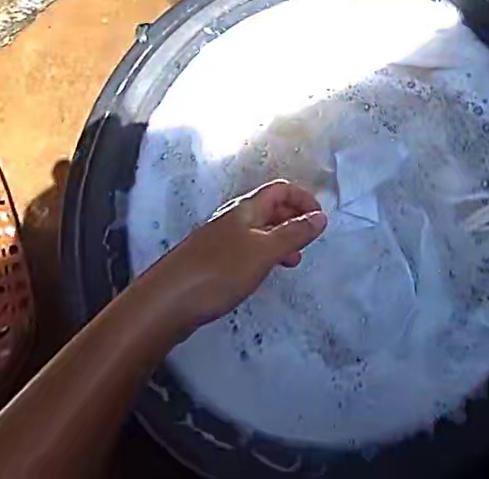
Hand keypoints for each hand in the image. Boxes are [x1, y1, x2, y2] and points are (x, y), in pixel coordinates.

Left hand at [137, 179, 327, 332]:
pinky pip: (248, 248)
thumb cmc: (218, 271)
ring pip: (260, 229)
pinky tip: (264, 272)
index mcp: (246, 208)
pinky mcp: (213, 260)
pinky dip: (264, 254)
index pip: (280, 189)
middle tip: (309, 240)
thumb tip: (320, 217)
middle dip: (294, 219)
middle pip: (270, 207)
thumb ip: (293, 233)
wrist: (168, 300)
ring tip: (293, 260)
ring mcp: (222, 238)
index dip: (303, 199)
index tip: (320, 219)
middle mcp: (234, 217)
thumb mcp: (264, 251)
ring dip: (281, 239)